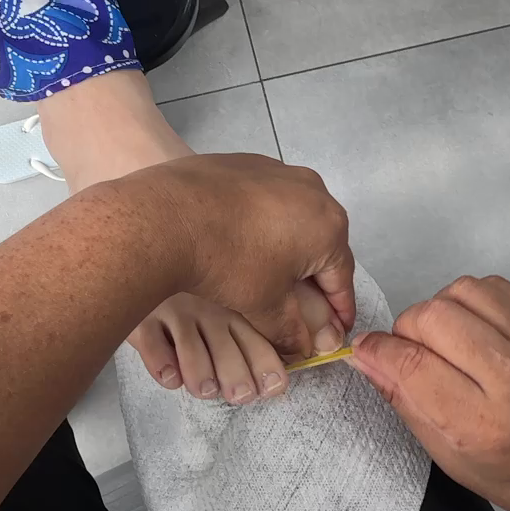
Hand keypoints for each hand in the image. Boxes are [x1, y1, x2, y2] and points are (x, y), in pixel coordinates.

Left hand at [118, 154, 354, 359]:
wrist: (167, 216)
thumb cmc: (227, 262)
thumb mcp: (264, 305)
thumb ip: (291, 330)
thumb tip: (303, 348)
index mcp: (328, 227)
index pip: (342, 277)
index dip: (339, 308)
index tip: (336, 329)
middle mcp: (313, 190)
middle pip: (321, 242)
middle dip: (314, 275)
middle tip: (304, 305)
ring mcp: (278, 170)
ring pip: (293, 216)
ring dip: (287, 244)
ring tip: (270, 271)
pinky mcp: (245, 162)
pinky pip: (263, 197)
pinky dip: (260, 220)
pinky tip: (240, 239)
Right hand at [129, 283, 346, 404]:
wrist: (149, 244)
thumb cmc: (195, 285)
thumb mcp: (231, 294)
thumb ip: (259, 325)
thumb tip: (280, 376)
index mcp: (234, 306)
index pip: (259, 340)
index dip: (270, 368)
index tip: (275, 387)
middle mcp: (207, 311)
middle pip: (228, 353)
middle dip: (239, 379)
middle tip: (242, 395)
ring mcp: (175, 315)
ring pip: (192, 355)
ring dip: (202, 377)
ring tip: (208, 389)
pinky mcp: (143, 321)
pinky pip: (154, 349)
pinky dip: (165, 367)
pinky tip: (173, 378)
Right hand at [349, 276, 509, 510]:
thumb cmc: (503, 470)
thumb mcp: (440, 448)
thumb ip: (399, 394)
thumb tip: (363, 352)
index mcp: (483, 423)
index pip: (413, 364)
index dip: (378, 350)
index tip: (364, 349)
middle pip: (433, 317)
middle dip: (408, 329)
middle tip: (414, 351)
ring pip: (459, 291)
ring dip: (438, 309)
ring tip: (446, 339)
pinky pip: (490, 285)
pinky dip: (468, 299)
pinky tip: (472, 327)